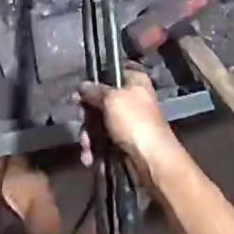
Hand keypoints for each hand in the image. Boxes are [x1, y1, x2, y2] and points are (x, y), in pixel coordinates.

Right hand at [78, 66, 182, 183]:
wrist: (152, 160)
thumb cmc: (133, 120)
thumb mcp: (110, 98)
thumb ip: (93, 90)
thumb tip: (82, 86)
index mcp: (135, 81)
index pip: (113, 72)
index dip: (96, 81)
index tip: (81, 90)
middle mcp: (132, 99)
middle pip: (101, 101)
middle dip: (88, 116)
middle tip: (82, 123)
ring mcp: (129, 122)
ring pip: (100, 123)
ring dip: (89, 136)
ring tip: (87, 147)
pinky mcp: (125, 143)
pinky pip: (104, 141)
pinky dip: (95, 149)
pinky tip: (89, 157)